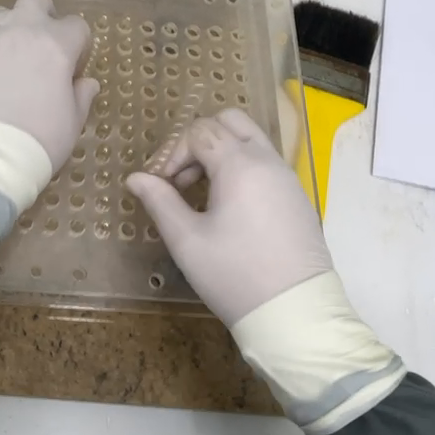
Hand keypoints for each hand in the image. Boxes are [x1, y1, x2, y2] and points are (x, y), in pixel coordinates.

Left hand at [0, 0, 95, 249]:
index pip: (77, 26)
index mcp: (54, 45)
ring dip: (10, 29)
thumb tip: (86, 83)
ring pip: (1, 14)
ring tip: (11, 59)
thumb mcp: (72, 123)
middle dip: (44, 16)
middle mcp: (20, 32)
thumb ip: (81, 96)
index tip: (73, 72)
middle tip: (43, 48)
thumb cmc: (39, 141)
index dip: (79, 48)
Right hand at [124, 108, 401, 434]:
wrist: (294, 314)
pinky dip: (242, 167)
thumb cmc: (234, 275)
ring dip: (221, 152)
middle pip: (230, 121)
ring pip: (251, 139)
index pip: (200, 132)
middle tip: (182, 177)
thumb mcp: (187, 240)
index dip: (173, 153)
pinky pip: (265, 162)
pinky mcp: (297, 197)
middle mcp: (268, 161)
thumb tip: (136, 178)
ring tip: (202, 193)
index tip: (161, 186)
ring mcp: (288, 177)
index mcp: (240, 166)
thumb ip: (160, 201)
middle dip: (199, 140)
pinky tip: (229, 206)